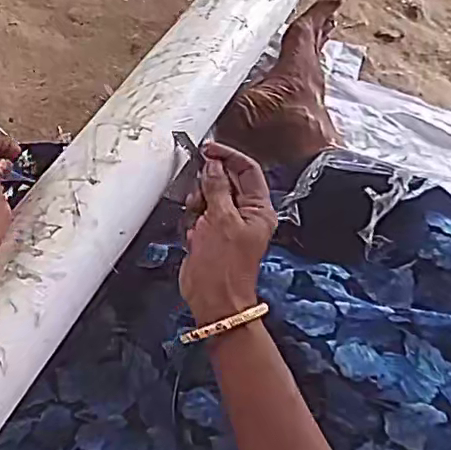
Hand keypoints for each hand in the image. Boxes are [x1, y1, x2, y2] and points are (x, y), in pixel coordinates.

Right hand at [179, 142, 277, 324]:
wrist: (212, 299)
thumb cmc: (224, 266)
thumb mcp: (220, 219)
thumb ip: (216, 187)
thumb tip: (212, 165)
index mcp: (258, 209)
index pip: (247, 170)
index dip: (227, 156)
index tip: (208, 150)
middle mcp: (245, 213)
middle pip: (225, 180)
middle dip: (208, 183)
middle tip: (199, 192)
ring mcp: (226, 223)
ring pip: (208, 194)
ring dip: (197, 202)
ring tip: (197, 218)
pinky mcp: (210, 232)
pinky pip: (198, 211)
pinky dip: (192, 217)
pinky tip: (194, 232)